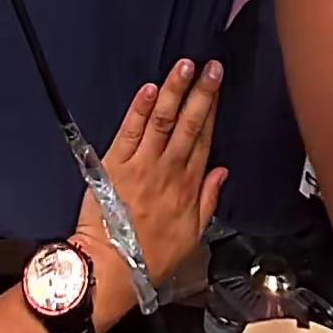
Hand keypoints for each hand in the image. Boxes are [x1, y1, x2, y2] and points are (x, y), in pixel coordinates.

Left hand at [72, 58, 229, 332]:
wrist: (111, 265)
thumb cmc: (150, 255)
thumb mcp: (191, 235)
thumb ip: (208, 199)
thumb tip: (221, 171)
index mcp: (188, 186)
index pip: (203, 138)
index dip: (211, 109)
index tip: (217, 85)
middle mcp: (168, 170)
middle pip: (189, 124)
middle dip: (201, 92)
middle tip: (211, 67)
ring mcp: (142, 164)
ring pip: (163, 120)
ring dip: (174, 91)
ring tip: (185, 67)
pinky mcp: (115, 162)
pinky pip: (130, 130)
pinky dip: (140, 108)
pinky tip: (150, 88)